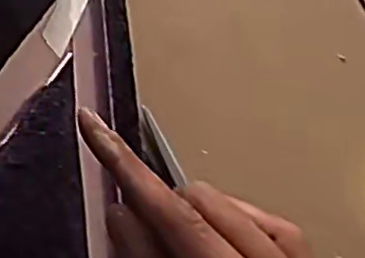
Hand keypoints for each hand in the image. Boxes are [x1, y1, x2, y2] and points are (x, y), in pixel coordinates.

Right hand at [78, 108, 312, 257]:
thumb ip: (149, 256)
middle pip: (202, 197)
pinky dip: (239, 224)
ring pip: (235, 203)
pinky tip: (222, 242)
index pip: (173, 208)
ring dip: (200, 214)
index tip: (91, 121)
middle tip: (139, 225)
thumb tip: (120, 210)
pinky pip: (273, 224)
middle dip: (166, 206)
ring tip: (181, 242)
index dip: (123, 161)